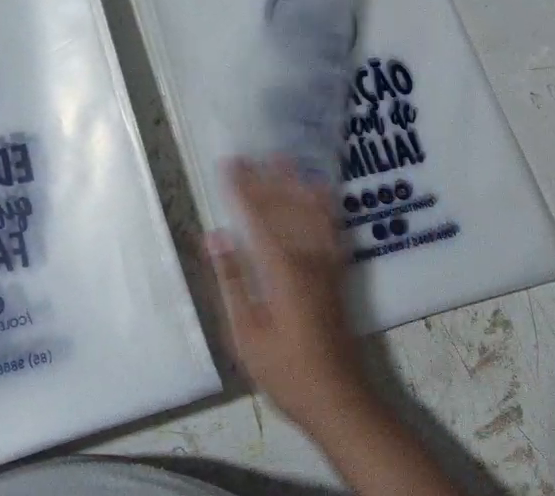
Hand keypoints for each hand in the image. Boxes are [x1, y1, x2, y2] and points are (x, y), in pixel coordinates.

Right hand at [207, 157, 371, 433]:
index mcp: (280, 272)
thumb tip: (215, 236)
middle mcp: (307, 260)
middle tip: (250, 153)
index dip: (242, 189)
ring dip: (295, 185)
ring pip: (310, 215)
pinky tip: (323, 193)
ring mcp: (327, 268)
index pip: (257, 219)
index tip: (229, 163)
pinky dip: (326, 207)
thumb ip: (232, 281)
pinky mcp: (338, 277)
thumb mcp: (246, 332)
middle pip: (285, 210)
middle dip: (265, 180)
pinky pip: (333, 232)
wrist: (338, 400)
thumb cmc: (284, 371)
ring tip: (284, 159)